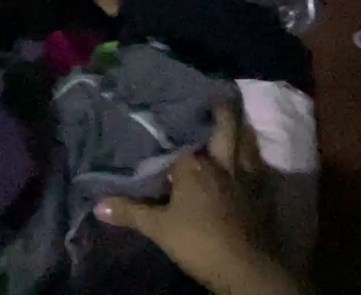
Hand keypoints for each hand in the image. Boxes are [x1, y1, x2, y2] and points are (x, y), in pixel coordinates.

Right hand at [95, 100, 299, 294]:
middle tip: (218, 89)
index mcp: (195, 165)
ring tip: (239, 114)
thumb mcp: (159, 228)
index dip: (178, 118)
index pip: (183, 135)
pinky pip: (262, 170)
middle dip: (222, 109)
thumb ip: (131, 212)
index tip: (174, 96)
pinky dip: (258, 160)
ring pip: (247, 145)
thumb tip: (97, 204)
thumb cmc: (199, 241)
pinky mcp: (263, 197)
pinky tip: (256, 157)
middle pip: (225, 128)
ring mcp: (246, 178)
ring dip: (243, 129)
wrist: (247, 271)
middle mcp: (222, 163)